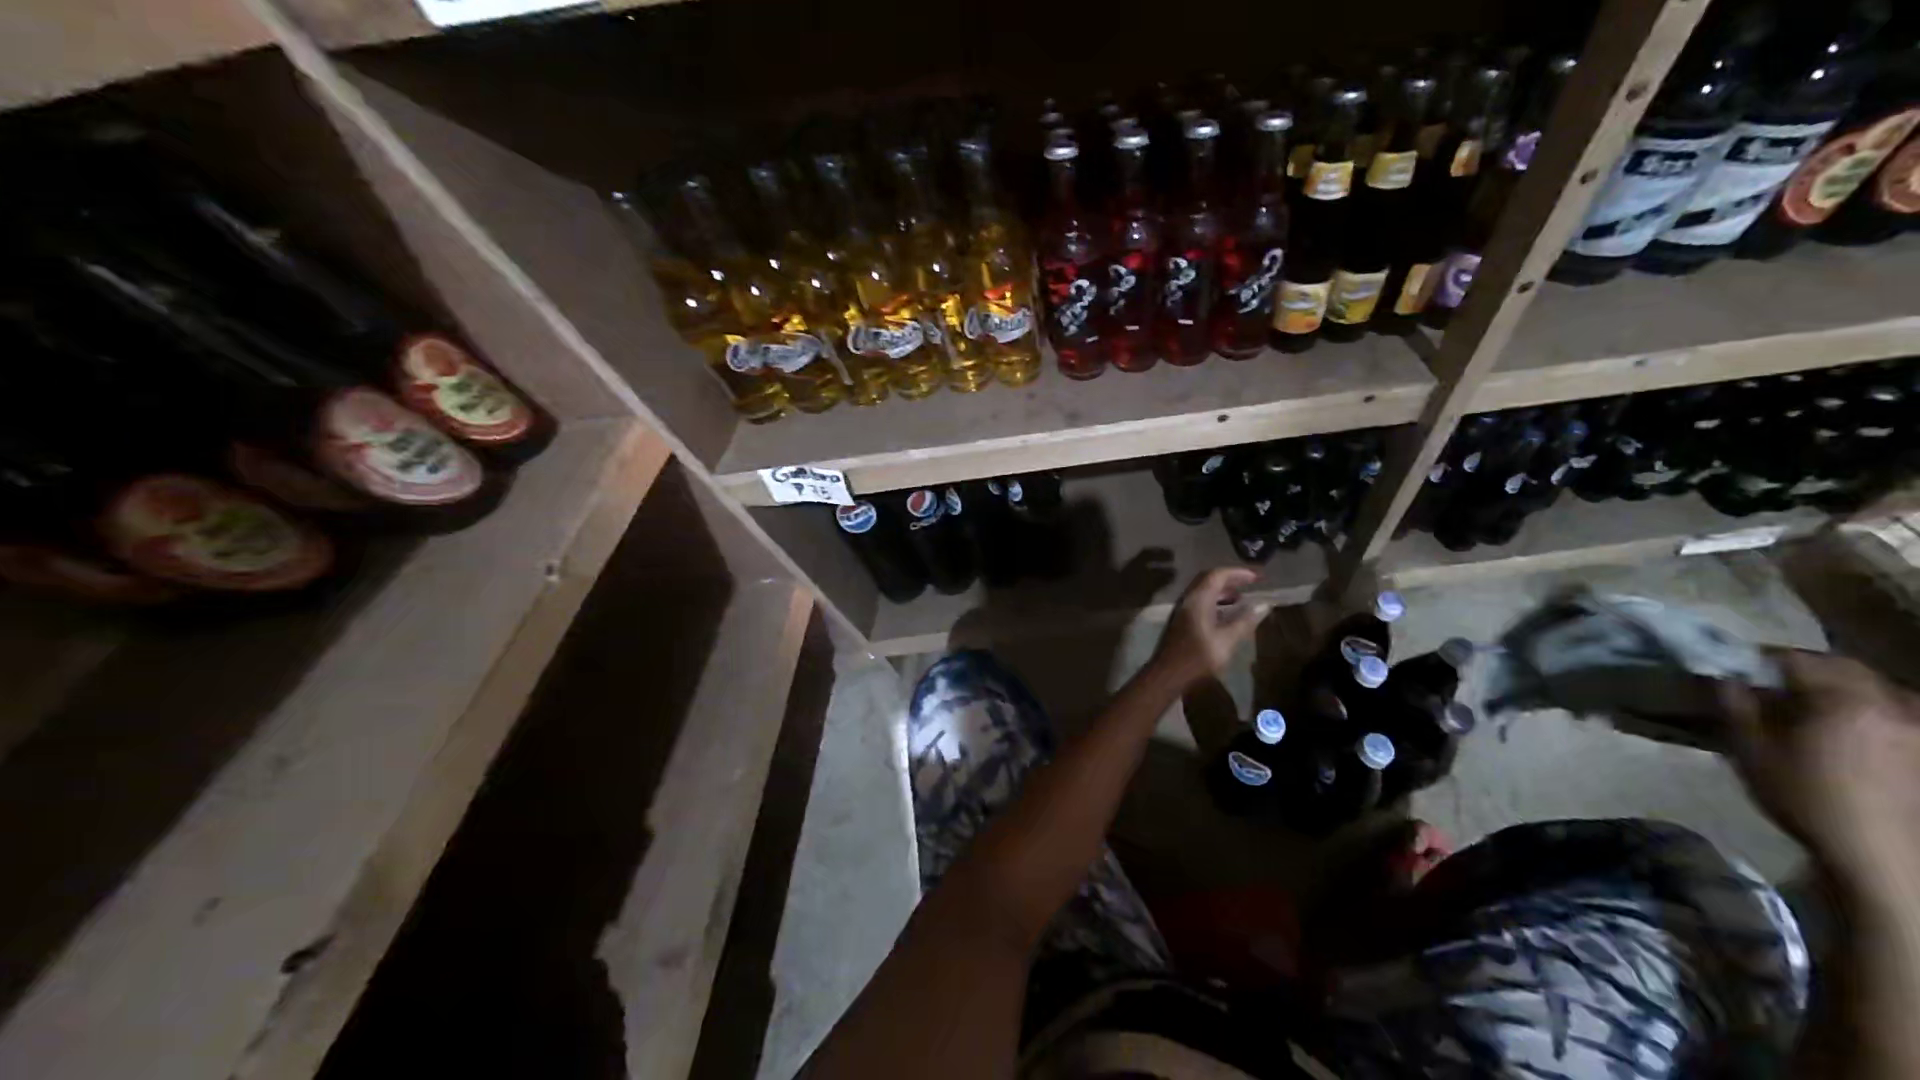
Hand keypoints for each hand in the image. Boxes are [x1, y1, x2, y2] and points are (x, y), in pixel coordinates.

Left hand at [1150, 567, 1267, 688]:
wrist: (1168, 674)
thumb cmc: (1198, 657)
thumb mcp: (1227, 640)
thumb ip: (1244, 621)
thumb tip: (1262, 606)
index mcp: (1198, 599)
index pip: (1217, 575)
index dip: (1238, 573)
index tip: (1257, 578)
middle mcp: (1188, 599)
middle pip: (1208, 579)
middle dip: (1230, 578)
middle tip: (1250, 583)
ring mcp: (1182, 609)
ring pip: (1203, 591)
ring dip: (1222, 590)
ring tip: (1241, 598)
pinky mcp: (1180, 620)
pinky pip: (1199, 601)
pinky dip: (1214, 601)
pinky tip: (1225, 613)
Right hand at [1719, 650, 1919, 897]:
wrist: (1873, 852)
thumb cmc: (1802, 795)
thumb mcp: (1750, 749)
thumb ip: (1735, 704)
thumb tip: (1723, 675)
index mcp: (1842, 699)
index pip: (1794, 658)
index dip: (1757, 657)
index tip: (1731, 665)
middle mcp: (1889, 703)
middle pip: (1841, 666)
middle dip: (1802, 666)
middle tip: (1768, 679)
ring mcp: (1915, 726)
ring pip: (1873, 685)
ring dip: (1838, 684)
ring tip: (1810, 701)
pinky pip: (1894, 709)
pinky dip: (1867, 704)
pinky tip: (1848, 722)